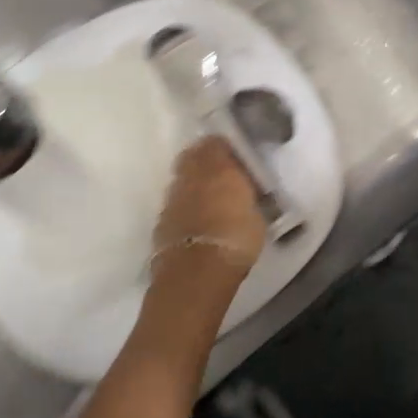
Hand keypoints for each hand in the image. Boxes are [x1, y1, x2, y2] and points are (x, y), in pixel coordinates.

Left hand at [151, 137, 264, 282]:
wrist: (195, 275)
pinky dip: (185, 208)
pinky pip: (175, 205)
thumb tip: (246, 192)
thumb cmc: (236, 240)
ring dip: (192, 185)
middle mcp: (190, 178)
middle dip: (203, 160)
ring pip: (181, 181)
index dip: (225, 147)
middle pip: (191, 157)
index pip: (215, 143)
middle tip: (220, 172)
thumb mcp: (257, 214)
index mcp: (218, 169)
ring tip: (209, 200)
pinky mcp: (160, 223)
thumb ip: (247, 196)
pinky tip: (197, 222)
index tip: (236, 156)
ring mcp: (171, 200)